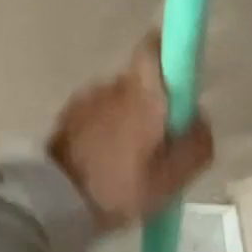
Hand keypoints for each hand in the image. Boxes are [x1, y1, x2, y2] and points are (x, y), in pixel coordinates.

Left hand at [47, 33, 214, 229]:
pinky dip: (105, 130)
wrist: (54, 202)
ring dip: (127, 120)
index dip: (169, 54)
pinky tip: (105, 162)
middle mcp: (111, 85)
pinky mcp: (66, 116)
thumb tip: (197, 117)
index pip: (153, 48)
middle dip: (153, 105)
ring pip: (117, 100)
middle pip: (140, 82)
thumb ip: (195, 143)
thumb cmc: (119, 188)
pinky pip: (97, 114)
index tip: (181, 79)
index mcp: (142, 94)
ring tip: (129, 161)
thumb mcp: (171, 178)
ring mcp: (84, 98)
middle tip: (160, 144)